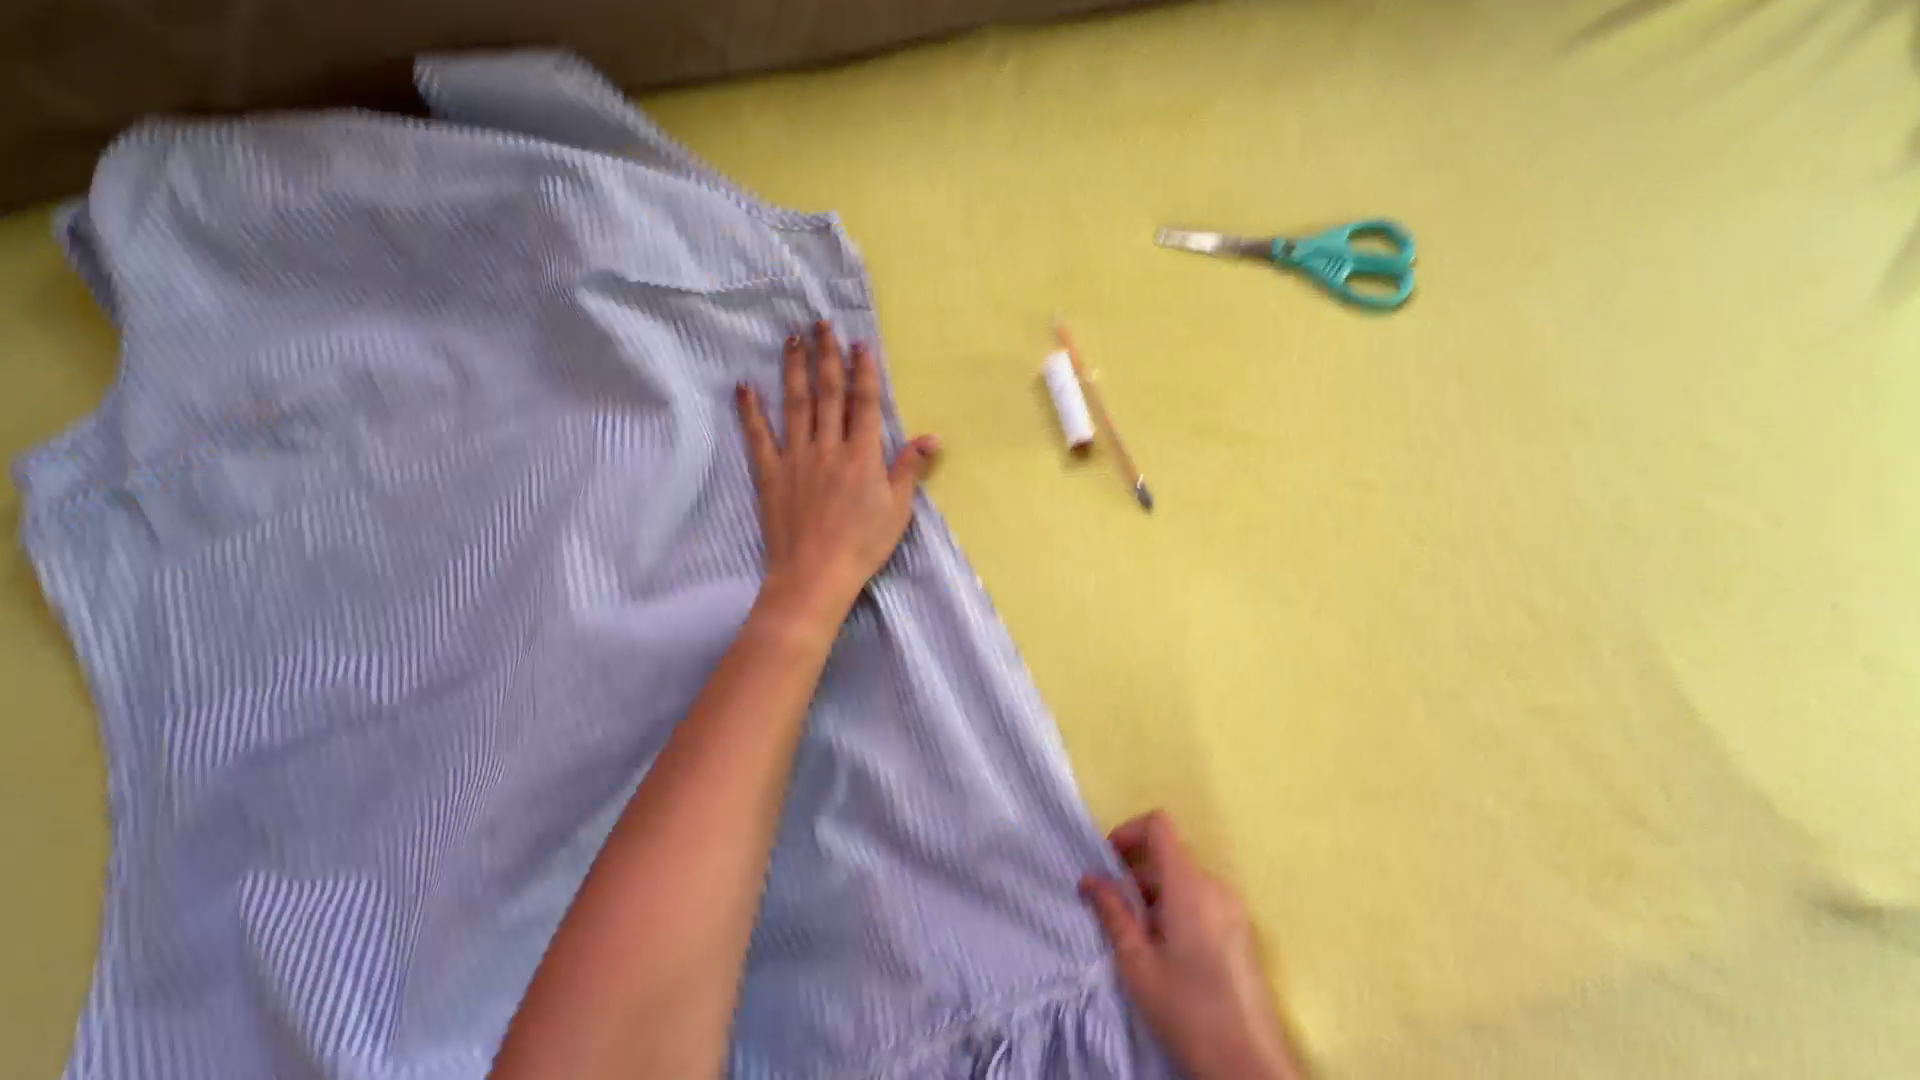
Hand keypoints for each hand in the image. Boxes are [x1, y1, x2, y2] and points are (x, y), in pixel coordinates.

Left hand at [734, 321, 938, 621]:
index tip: (860, 342)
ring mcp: (796, 458)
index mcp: (862, 454)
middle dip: (826, 355)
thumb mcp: (897, 509)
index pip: (864, 402)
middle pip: (828, 392)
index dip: (863, 371)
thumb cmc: (863, 545)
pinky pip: (758, 436)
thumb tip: (932, 437)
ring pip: (795, 404)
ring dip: (794, 369)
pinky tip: (744, 387)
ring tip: (792, 339)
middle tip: (821, 323)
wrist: (815, 574)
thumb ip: (910, 469)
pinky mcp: (770, 474)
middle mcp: (829, 446)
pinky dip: (750, 411)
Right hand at [1081, 812, 1305, 1079]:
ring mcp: (1233, 908)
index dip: (1127, 833)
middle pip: (1169, 855)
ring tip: (1135, 938)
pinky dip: (1174, 908)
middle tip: (1110, 910)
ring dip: (1153, 894)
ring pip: (1183, 880)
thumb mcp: (1137, 963)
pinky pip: (1200, 900)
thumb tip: (1091, 878)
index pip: (1159, 825)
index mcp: (1190, 885)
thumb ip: (1112, 913)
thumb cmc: (1187, 1010)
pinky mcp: (1241, 931)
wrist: (1249, 1065)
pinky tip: (1163, 951)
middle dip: (1134, 872)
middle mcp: (1216, 886)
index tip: (1106, 864)